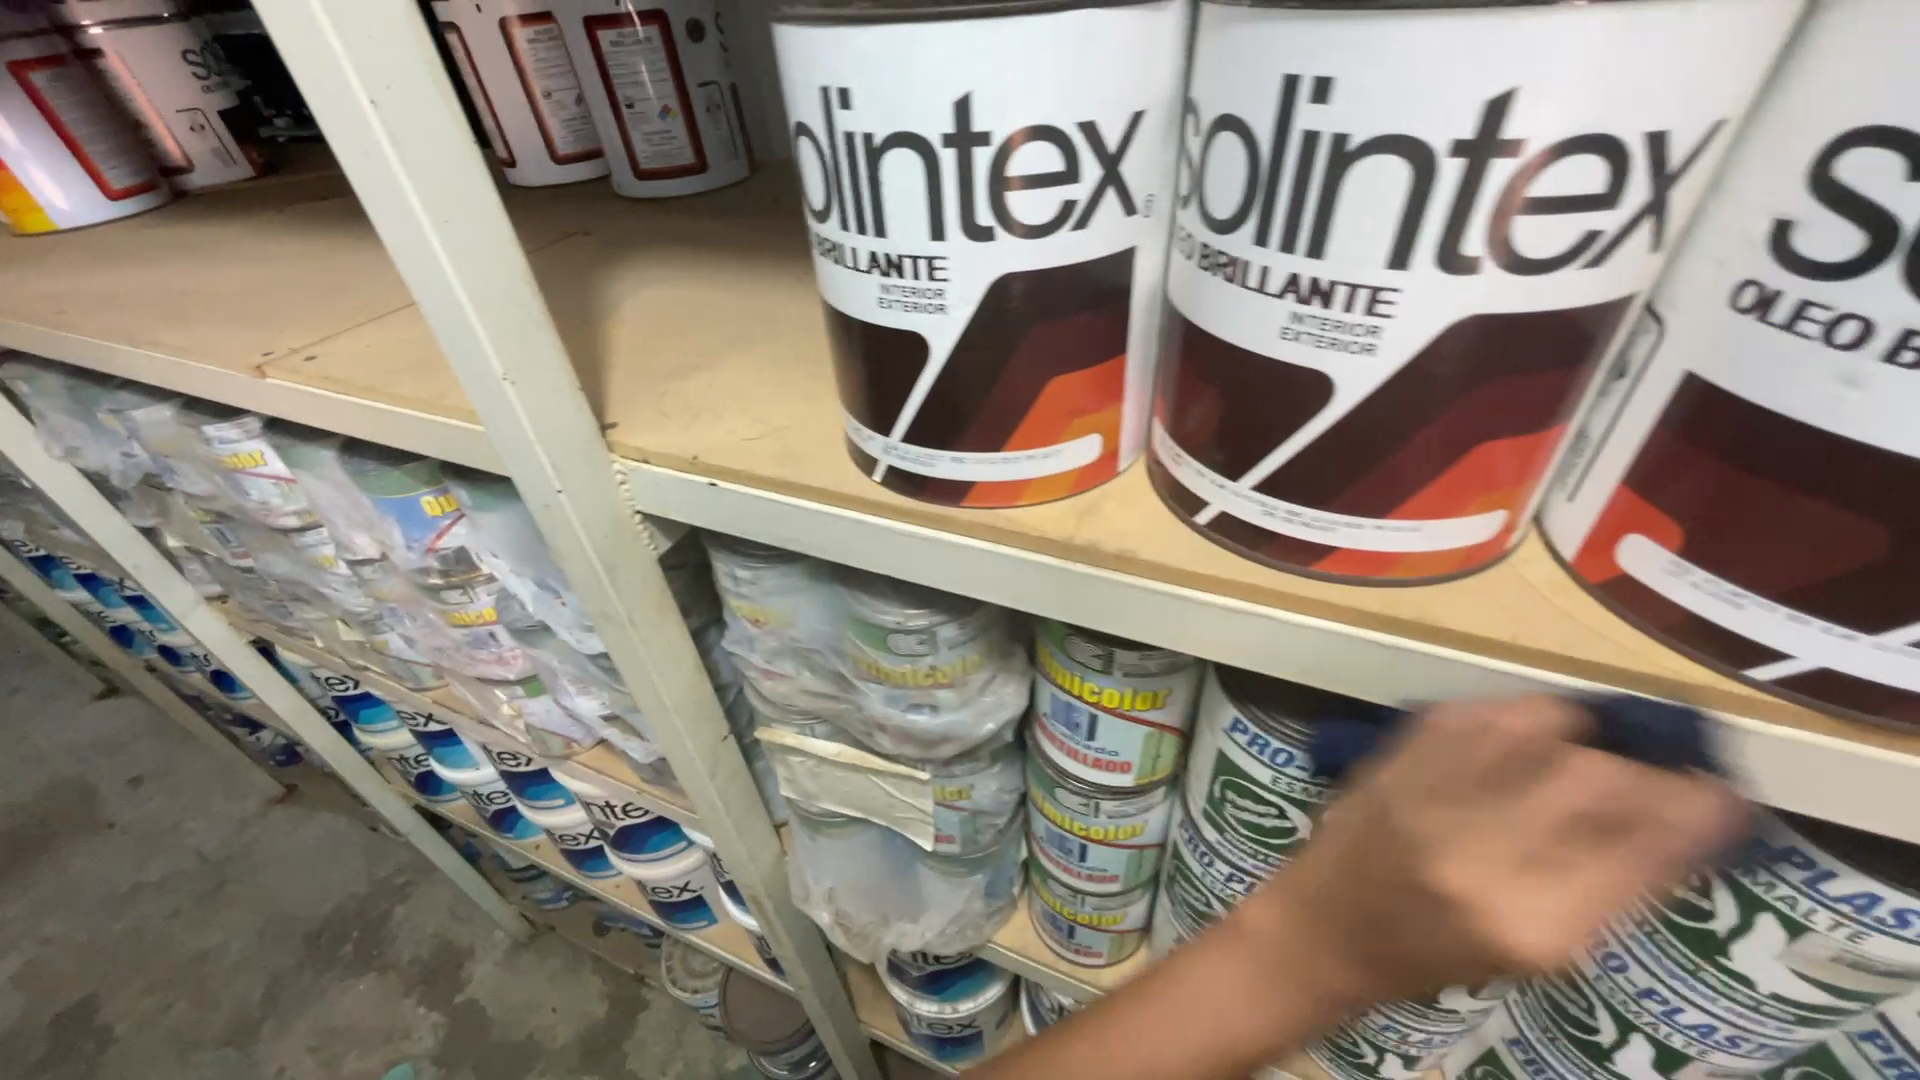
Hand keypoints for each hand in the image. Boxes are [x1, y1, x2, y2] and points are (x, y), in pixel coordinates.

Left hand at [1233, 695, 1749, 1015]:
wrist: (1323, 924)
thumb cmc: (1432, 954)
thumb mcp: (1533, 951)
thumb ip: (1605, 891)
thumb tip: (1674, 826)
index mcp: (1529, 921)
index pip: (1638, 850)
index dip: (1692, 813)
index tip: (1719, 796)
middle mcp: (1479, 850)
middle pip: (1592, 780)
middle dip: (1645, 772)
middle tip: (1664, 773)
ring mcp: (1429, 794)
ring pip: (1536, 735)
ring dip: (1587, 734)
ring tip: (1603, 746)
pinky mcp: (1393, 757)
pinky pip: (1477, 715)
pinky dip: (1522, 715)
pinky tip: (1539, 730)